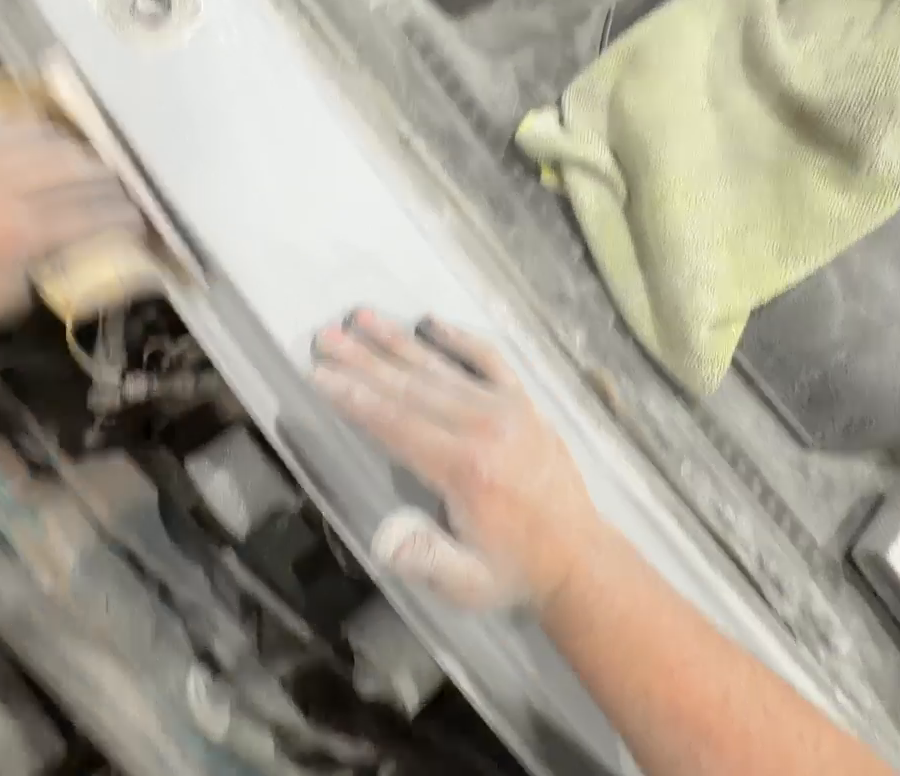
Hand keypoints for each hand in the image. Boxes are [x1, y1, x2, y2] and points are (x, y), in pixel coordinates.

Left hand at [0, 118, 143, 364]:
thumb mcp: (8, 299)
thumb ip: (44, 262)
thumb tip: (70, 240)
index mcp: (18, 236)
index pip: (90, 213)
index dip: (122, 211)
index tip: (138, 213)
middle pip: (67, 166)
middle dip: (101, 172)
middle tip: (117, 178)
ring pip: (26, 136)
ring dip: (62, 142)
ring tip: (77, 149)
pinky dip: (6, 128)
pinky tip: (24, 132)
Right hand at [312, 311, 603, 610]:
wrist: (581, 555)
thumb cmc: (513, 569)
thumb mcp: (467, 583)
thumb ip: (424, 559)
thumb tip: (382, 538)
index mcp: (466, 469)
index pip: (396, 423)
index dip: (353, 398)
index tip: (318, 373)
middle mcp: (485, 427)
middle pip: (410, 386)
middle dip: (362, 360)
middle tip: (326, 336)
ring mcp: (507, 407)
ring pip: (441, 367)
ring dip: (397, 341)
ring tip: (360, 316)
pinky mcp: (524, 401)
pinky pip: (489, 359)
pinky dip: (459, 338)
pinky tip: (430, 322)